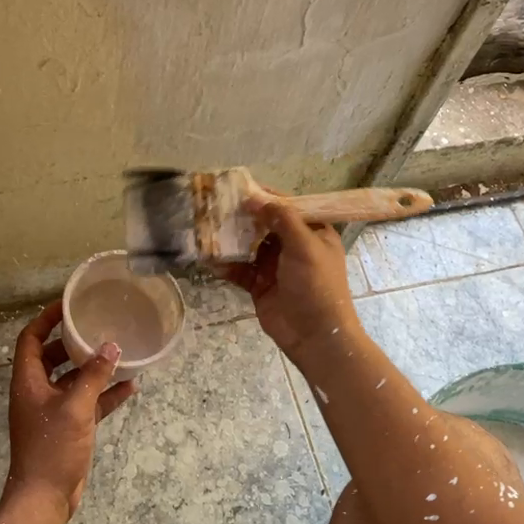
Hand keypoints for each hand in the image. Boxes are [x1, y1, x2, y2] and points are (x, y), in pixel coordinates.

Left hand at [4, 300, 136, 518]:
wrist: (44, 499)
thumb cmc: (51, 448)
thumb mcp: (75, 408)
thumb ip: (93, 376)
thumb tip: (111, 346)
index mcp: (28, 382)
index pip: (30, 339)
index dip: (45, 319)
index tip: (67, 305)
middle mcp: (37, 392)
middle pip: (51, 357)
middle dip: (72, 342)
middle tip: (95, 326)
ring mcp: (53, 411)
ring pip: (73, 380)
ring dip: (93, 368)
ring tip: (118, 352)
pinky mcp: (69, 429)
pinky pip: (88, 403)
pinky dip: (105, 394)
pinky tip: (131, 387)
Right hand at [214, 197, 357, 353]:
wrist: (315, 336)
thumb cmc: (317, 285)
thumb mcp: (304, 246)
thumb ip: (282, 219)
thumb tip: (255, 198)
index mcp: (313, 233)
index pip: (288, 207)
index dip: (266, 197)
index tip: (239, 188)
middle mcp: (293, 246)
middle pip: (264, 225)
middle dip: (242, 217)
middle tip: (216, 206)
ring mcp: (275, 266)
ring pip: (249, 245)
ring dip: (230, 239)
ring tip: (207, 228)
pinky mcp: (260, 285)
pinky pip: (240, 269)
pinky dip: (226, 265)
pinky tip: (209, 259)